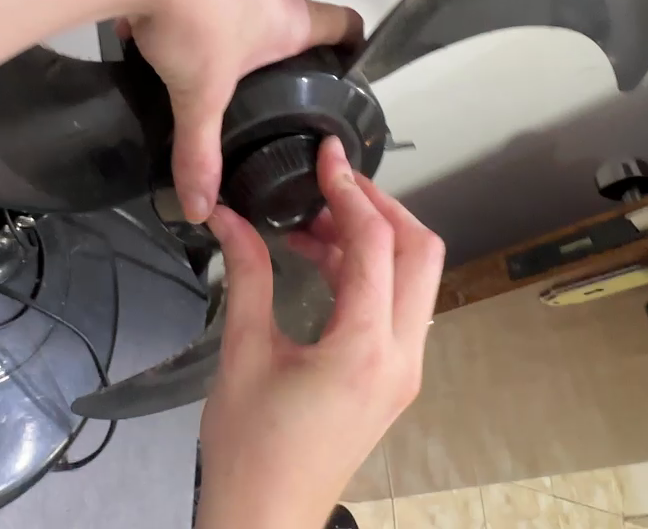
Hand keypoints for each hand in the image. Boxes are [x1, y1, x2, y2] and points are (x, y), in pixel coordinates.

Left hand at [124, 0, 360, 221]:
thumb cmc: (195, 23)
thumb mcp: (200, 96)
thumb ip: (199, 152)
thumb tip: (198, 210)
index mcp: (286, 19)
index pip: (342, 22)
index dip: (353, 39)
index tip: (349, 59)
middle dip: (296, 11)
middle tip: (278, 46)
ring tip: (214, 36)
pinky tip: (153, 22)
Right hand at [196, 136, 444, 528]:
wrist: (266, 522)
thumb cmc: (251, 446)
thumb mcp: (244, 353)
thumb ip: (248, 273)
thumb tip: (228, 215)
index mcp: (365, 348)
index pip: (375, 244)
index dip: (350, 189)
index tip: (326, 155)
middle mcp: (401, 355)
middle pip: (420, 253)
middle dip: (380, 205)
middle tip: (331, 181)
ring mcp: (403, 368)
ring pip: (413, 277)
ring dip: (373, 236)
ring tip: (313, 219)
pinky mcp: (391, 376)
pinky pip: (395, 304)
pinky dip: (367, 269)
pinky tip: (319, 257)